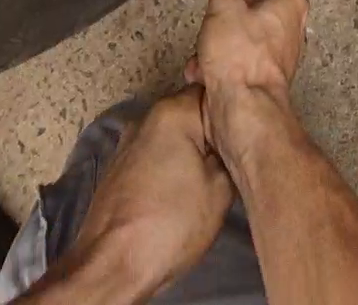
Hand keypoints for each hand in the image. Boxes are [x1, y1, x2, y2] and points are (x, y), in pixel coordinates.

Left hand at [54, 87, 232, 300]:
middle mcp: (147, 117)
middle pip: (192, 111)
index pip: (214, 90)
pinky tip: (179, 191)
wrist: (111, 267)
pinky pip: (155, 153)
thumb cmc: (170, 224)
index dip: (233, 110)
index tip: (246, 132)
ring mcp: (128, 142)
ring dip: (190, 150)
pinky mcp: (118, 168)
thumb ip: (231, 152)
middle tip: (231, 159)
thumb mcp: (221, 188)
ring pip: (173, 135)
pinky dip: (170, 165)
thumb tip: (232, 141)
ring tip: (207, 179)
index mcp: (173, 112)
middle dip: (211, 132)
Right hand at [186, 0, 308, 155]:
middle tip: (219, 11)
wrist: (241, 110)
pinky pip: (236, 56)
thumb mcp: (225, 3)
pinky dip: (217, 60)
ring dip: (218, 37)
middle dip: (229, 6)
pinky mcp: (259, 73)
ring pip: (243, 29)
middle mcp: (290, 25)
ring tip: (207, 48)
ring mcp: (276, 51)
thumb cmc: (242, 59)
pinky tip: (204, 71)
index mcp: (291, 1)